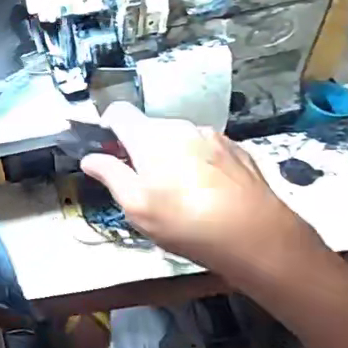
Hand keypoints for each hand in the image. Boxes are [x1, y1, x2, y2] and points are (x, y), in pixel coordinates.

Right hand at [79, 102, 327, 287]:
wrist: (256, 235)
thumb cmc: (186, 222)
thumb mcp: (136, 207)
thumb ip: (111, 176)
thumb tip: (91, 158)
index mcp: (150, 136)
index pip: (118, 112)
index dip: (108, 128)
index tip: (109, 152)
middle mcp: (181, 127)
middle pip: (150, 129)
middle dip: (142, 150)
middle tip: (145, 186)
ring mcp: (213, 136)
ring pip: (180, 140)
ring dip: (172, 157)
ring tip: (181, 195)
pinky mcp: (238, 150)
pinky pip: (206, 150)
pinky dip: (199, 164)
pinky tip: (207, 194)